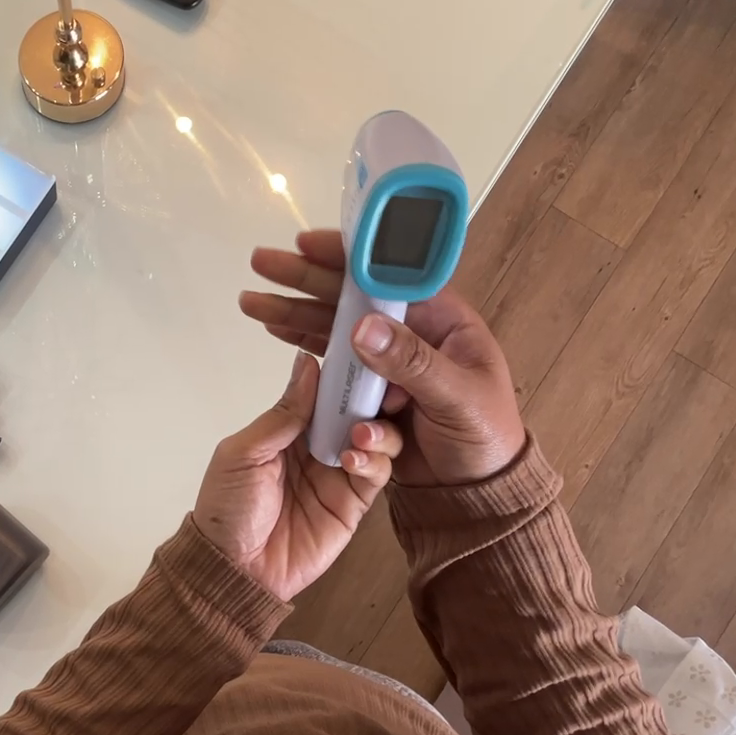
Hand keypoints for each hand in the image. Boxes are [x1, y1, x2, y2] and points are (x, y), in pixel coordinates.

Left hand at [192, 352, 402, 600]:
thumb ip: (282, 413)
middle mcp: (316, 447)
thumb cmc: (228, 507)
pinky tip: (356, 458)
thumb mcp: (244, 453)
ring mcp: (338, 475)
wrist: (234, 570)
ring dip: (374, 430)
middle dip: (368, 397)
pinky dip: (374, 461)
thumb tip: (308, 362)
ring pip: (374, 440)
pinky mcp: (354, 504)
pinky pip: (376, 475)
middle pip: (354, 412)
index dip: (342, 374)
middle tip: (381, 385)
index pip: (322, 394)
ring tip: (360, 432)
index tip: (365, 350)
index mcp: (287, 431)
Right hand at [239, 229, 525, 486]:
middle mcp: (408, 333)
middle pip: (349, 298)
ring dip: (292, 313)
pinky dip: (301, 346)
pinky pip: (329, 362)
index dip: (347, 258)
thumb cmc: (483, 436)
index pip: (389, 277)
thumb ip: (412, 363)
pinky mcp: (366, 389)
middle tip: (260, 263)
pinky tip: (275, 333)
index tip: (305, 246)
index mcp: (440, 321)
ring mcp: (384, 361)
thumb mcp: (457, 397)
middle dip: (302, 280)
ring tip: (252, 302)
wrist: (473, 488)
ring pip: (332, 327)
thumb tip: (362, 326)